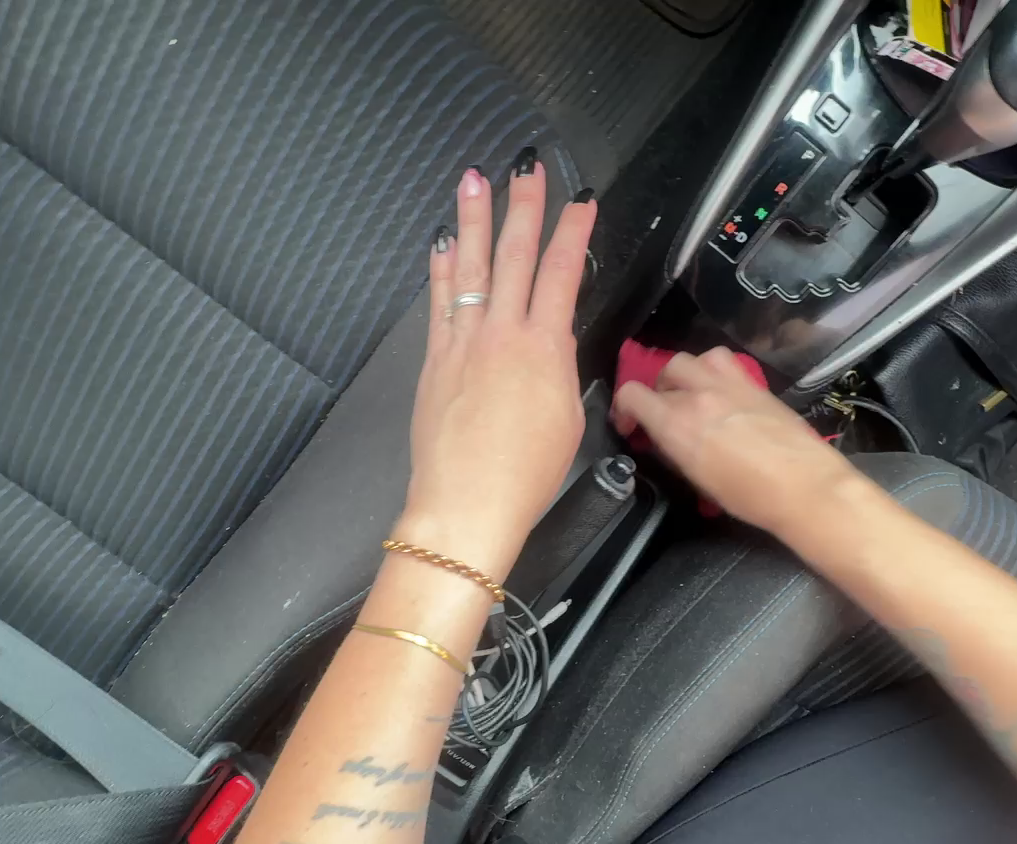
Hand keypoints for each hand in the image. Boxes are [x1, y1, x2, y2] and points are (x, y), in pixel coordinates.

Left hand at [400, 160, 597, 578]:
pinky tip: (440, 243)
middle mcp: (502, 334)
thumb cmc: (526, 474)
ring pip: (470, 268)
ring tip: (474, 180)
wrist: (467, 502)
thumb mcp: (567, 421)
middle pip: (515, 256)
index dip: (574, 233)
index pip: (563, 274)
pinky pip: (439, 302)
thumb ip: (559, 373)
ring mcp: (463, 343)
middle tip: (527, 168)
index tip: (581, 202)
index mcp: (545, 349)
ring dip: (473, 221)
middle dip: (525, 207)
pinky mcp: (436, 360)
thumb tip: (550, 350)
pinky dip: (440, 269)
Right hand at [611, 348, 854, 534]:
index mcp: (677, 424)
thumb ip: (675, 450)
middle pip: (663, 373)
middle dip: (656, 391)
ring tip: (690, 394)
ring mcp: (729, 384)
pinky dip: (713, 371)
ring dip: (685, 374)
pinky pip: (723, 362)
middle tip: (663, 412)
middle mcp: (699, 395)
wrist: (803, 487)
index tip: (629, 425)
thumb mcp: (698, 480)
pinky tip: (721, 391)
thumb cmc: (749, 497)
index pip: (632, 395)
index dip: (623, 409)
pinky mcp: (754, 384)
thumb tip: (668, 440)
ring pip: (693, 359)